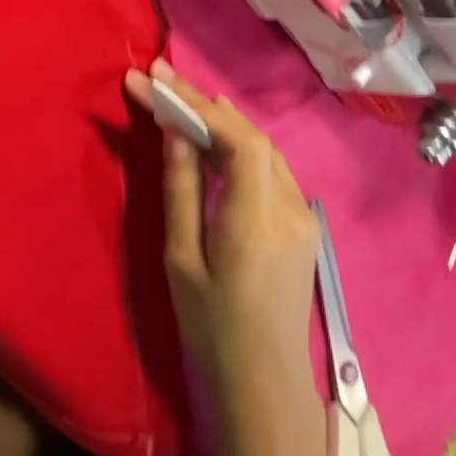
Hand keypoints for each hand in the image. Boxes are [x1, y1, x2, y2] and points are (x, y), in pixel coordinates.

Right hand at [125, 59, 319, 365]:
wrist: (263, 379)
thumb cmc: (211, 324)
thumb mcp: (181, 258)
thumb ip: (181, 190)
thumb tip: (176, 132)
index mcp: (258, 220)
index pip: (238, 139)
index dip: (195, 102)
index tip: (153, 78)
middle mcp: (290, 210)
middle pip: (251, 136)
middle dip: (202, 102)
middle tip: (157, 76)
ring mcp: (302, 217)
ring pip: (263, 148)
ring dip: (220, 119)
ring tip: (177, 94)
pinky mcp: (300, 224)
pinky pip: (269, 167)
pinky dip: (237, 142)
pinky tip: (212, 132)